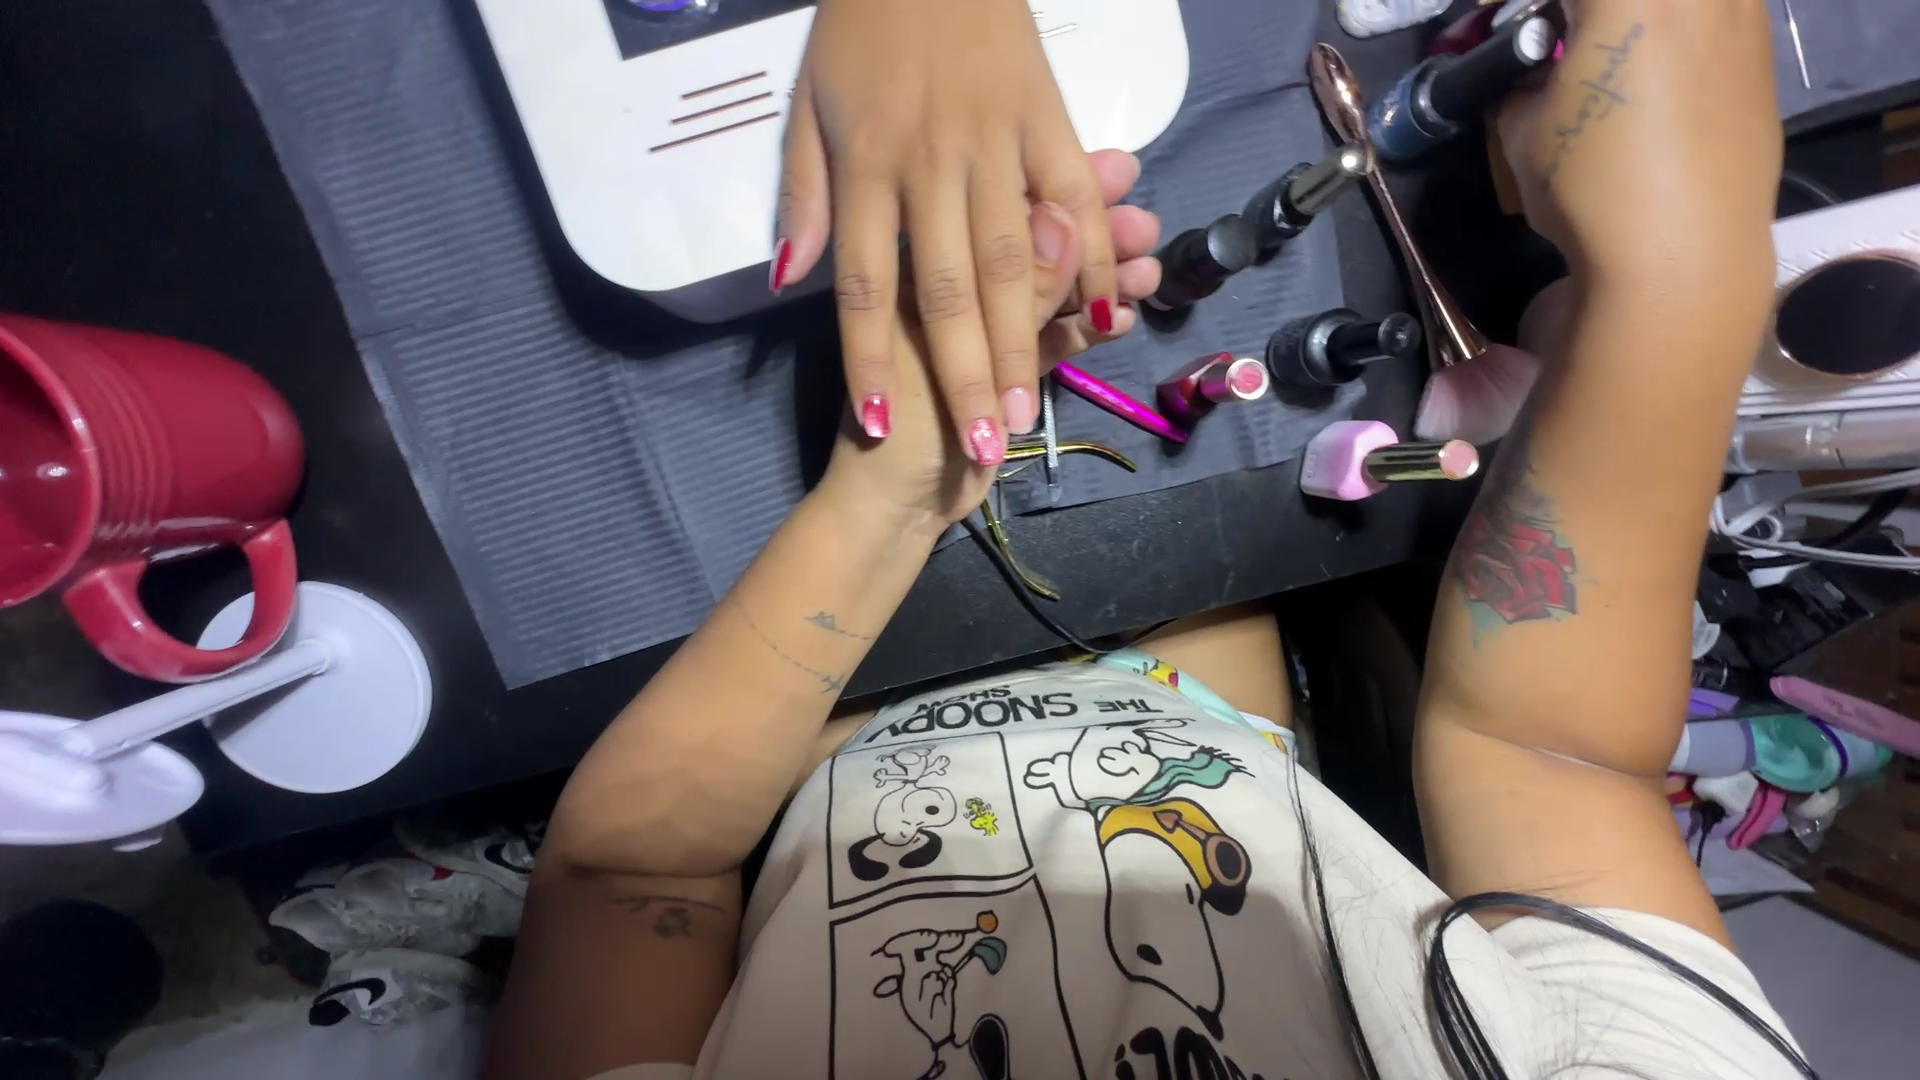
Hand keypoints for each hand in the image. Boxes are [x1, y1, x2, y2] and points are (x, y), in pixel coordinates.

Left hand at [778, 0, 1123, 464]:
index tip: (880, 427)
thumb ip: (803, 198)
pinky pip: (1076, 197)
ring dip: (1025, 340)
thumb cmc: (857, 29)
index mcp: (865, 167)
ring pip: (1014, 258)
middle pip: (948, 289)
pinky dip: (1097, 255)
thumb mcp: (806, 108)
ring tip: (1030, 410)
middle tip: (981, 446)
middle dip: (964, 375)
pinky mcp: (1048, 118)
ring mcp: (996, 141)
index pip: (864, 285)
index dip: (869, 360)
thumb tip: (789, 280)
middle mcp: (930, 164)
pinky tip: (1111, 313)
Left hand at [818, 150, 1159, 539]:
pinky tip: (1122, 315)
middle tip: (1147, 217)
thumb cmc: (894, 437)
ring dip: (1099, 284)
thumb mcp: (943, 354)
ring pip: (1047, 296)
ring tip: (1153, 263)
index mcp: (923, 264)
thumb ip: (1003, 295)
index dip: (1062, 196)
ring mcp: (981, 329)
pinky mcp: (1004, 371)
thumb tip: (1059, 219)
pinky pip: (1048, 341)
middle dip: (1094, 238)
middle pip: (1032, 252)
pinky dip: (1083, 330)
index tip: (1116, 173)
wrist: (888, 510)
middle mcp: (954, 285)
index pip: (1000, 215)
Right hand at [1496, 1, 1779, 297]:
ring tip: (1596, 63)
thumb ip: (1521, 87)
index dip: (1522, 5)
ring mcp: (1742, 13)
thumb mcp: (1521, 137)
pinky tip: (1643, 86)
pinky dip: (1669, 36)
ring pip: (1674, 6)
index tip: (1502, 25)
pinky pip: (1708, 18)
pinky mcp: (1760, 51)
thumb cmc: (1588, 184)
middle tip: (1549, 42)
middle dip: (1581, 13)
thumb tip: (1527, 75)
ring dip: (1631, 22)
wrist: (1678, 242)